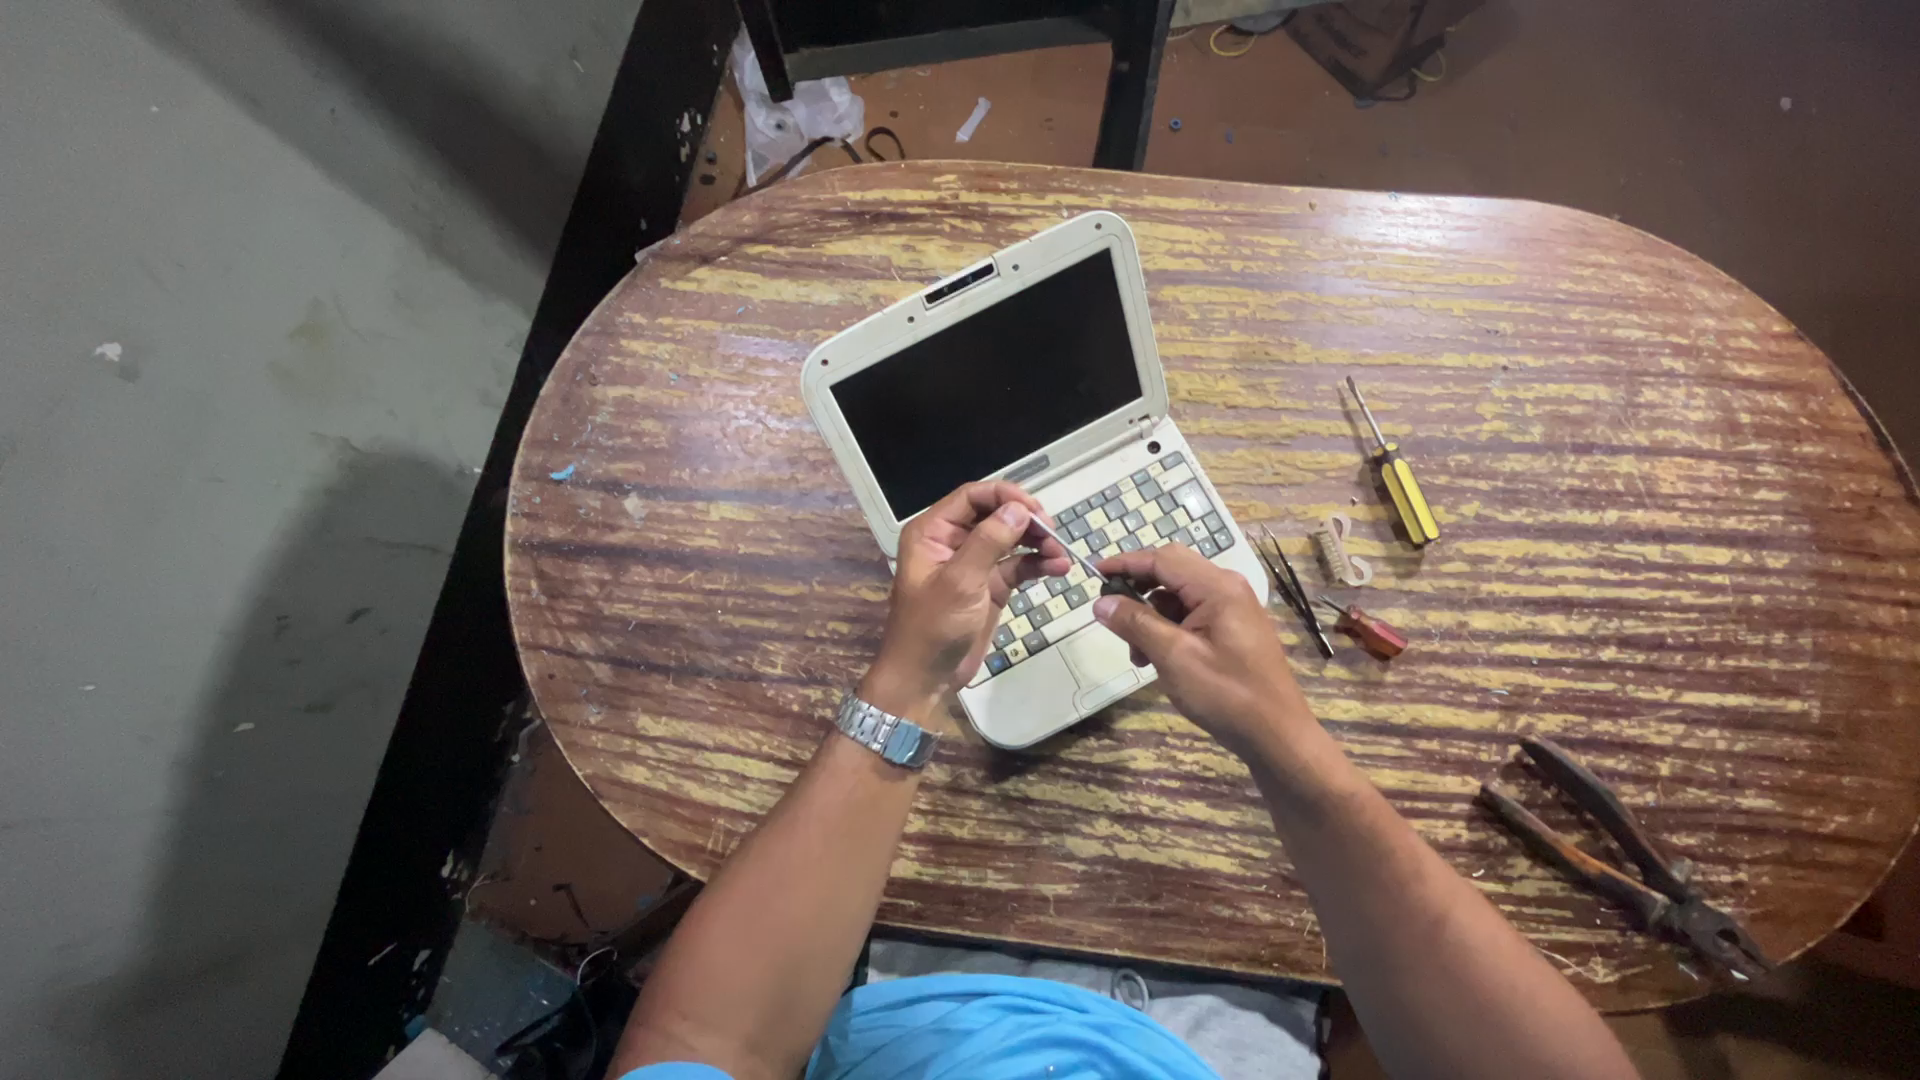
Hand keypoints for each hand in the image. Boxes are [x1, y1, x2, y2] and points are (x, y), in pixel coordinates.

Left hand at [861, 482, 1070, 727]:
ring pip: (1011, 539)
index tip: (1036, 509)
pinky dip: (1038, 564)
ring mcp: (974, 564)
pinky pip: (1018, 566)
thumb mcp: (960, 581)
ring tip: (1060, 553)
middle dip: (1026, 520)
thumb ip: (989, 542)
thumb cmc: (932, 627)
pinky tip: (1058, 568)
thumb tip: (1018, 509)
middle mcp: (952, 542)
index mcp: (933, 532)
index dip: (1006, 496)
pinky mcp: (990, 586)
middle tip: (1052, 533)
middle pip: (995, 514)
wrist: (924, 678)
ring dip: (1037, 542)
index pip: (972, 496)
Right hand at [1092, 544, 1314, 755]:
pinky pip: (1191, 614)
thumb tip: (1101, 602)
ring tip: (1137, 653)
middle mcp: (1227, 588)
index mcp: (1218, 587)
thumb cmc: (1226, 694)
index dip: (1125, 563)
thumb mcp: (1173, 657)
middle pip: (1171, 571)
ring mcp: (1232, 608)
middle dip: (1138, 590)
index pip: (1162, 559)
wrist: (1275, 735)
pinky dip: (1168, 628)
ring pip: (1178, 595)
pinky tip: (1158, 658)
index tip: (1094, 572)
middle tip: (1112, 614)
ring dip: (1151, 615)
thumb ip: (1135, 623)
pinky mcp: (1232, 628)